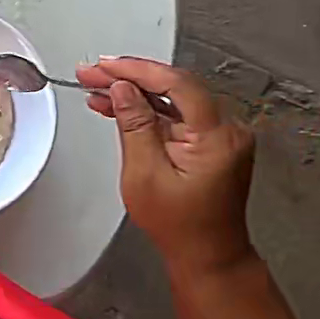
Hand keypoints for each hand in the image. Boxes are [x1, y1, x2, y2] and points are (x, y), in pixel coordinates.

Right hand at [78, 57, 256, 272]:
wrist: (205, 251)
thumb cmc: (179, 223)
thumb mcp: (145, 174)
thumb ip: (135, 126)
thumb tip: (123, 90)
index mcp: (216, 137)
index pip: (177, 85)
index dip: (138, 70)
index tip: (106, 66)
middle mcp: (226, 130)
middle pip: (175, 87)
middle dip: (130, 77)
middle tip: (93, 73)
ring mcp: (220, 135)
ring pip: (173, 99)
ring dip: (134, 92)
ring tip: (96, 88)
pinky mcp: (210, 141)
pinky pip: (176, 114)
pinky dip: (146, 109)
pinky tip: (119, 106)